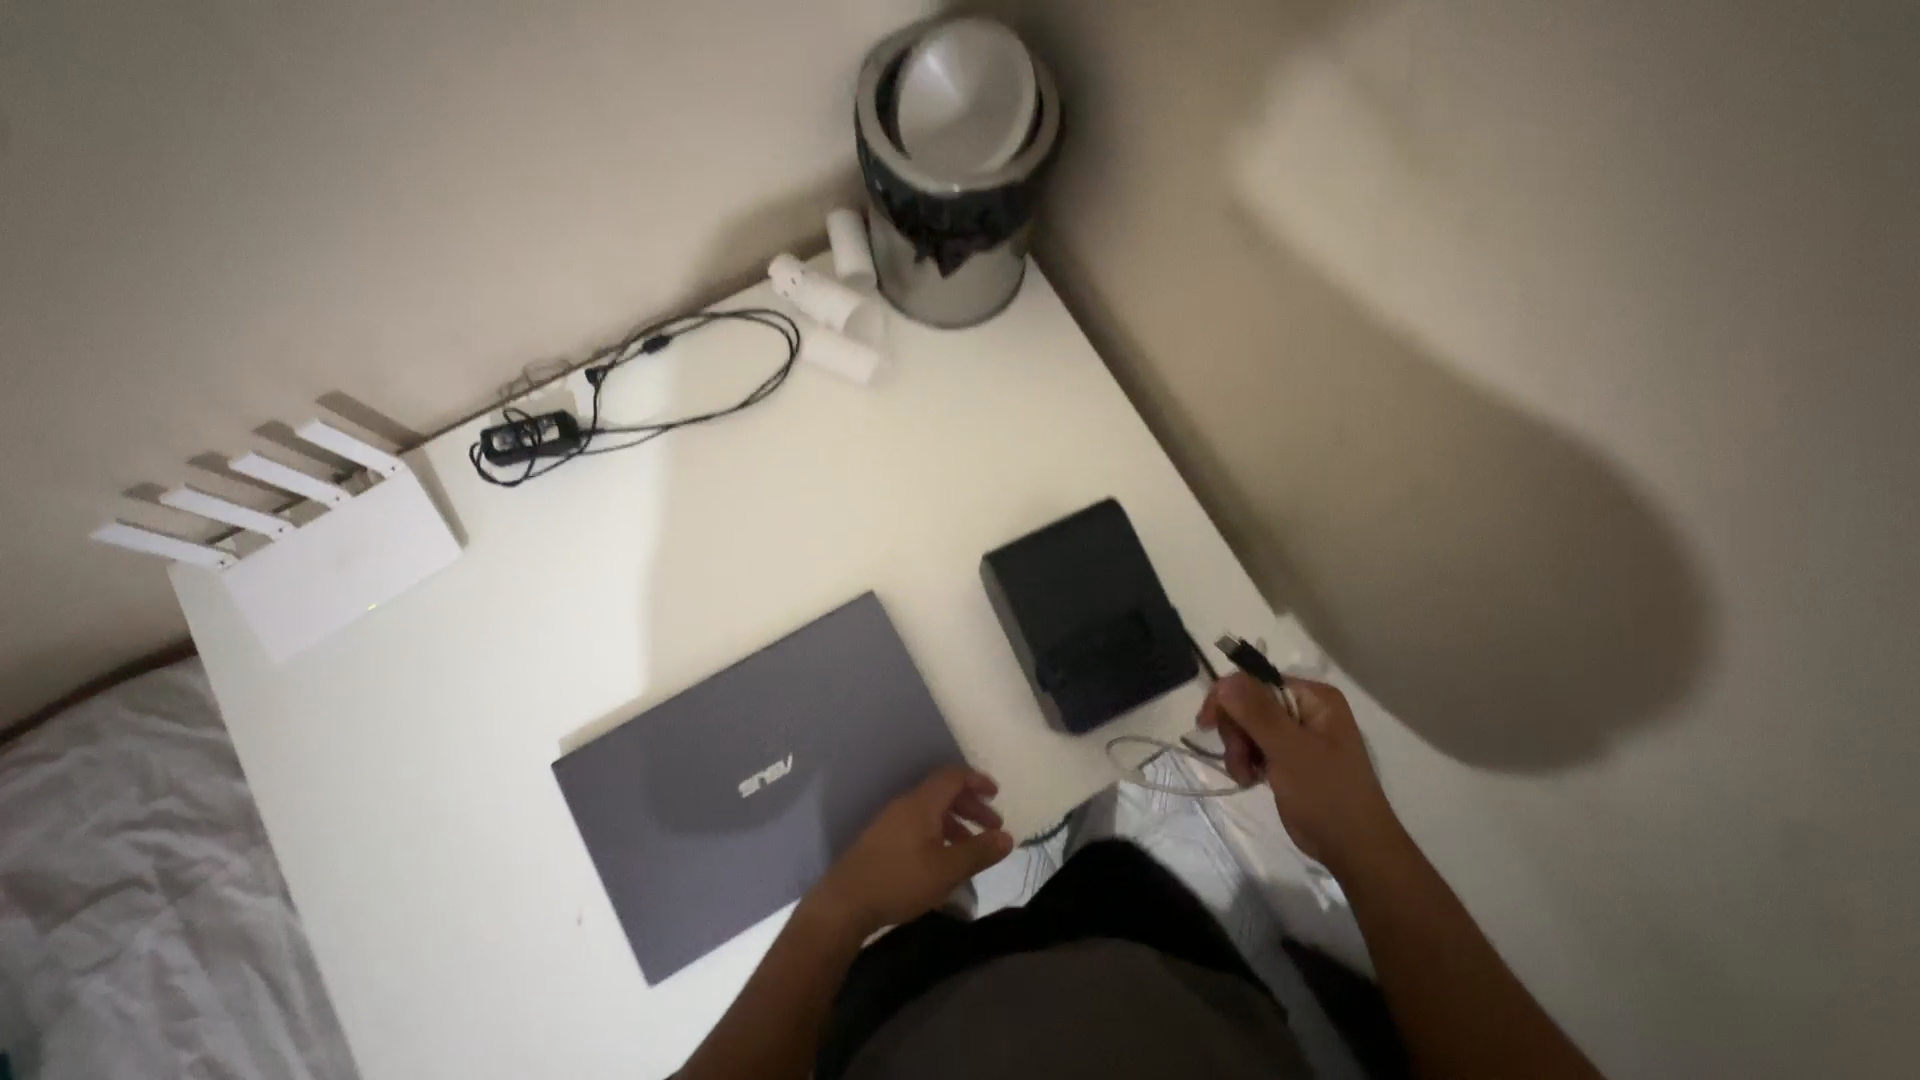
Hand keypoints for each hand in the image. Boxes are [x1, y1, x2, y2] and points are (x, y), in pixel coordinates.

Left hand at [807, 765, 1013, 935]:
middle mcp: (906, 805)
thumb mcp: (947, 869)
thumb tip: (1007, 837)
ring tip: (973, 848)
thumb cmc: (900, 881)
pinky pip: (918, 826)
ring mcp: (890, 823)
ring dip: (956, 824)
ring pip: (931, 812)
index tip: (996, 795)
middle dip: (971, 806)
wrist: (845, 903)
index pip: (952, 776)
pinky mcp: (882, 841)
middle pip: (943, 793)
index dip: (976, 780)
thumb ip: (979, 852)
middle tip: (993, 827)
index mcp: (921, 804)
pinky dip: (939, 834)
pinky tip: (944, 861)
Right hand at [1199, 674, 1401, 873]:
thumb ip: (1257, 713)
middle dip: (1236, 732)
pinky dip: (1246, 762)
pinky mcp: (1289, 757)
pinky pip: (1254, 746)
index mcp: (1313, 697)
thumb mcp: (1290, 751)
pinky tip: (1252, 780)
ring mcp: (1297, 734)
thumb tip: (1225, 679)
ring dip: (1238, 751)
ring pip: (1246, 727)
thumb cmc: (1327, 794)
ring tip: (1247, 776)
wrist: (1353, 847)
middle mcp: (1305, 709)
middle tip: (1241, 760)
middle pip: (1248, 704)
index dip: (1228, 699)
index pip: (1255, 682)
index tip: (1206, 725)